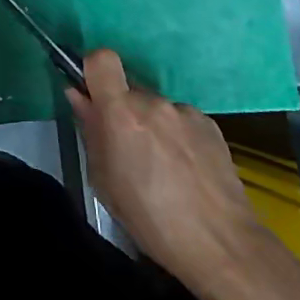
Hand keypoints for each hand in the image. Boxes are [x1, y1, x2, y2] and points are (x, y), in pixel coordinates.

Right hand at [67, 49, 267, 280]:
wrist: (218, 240)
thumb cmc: (149, 219)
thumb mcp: (105, 181)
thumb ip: (91, 132)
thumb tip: (80, 97)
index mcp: (123, 113)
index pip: (102, 59)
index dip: (94, 71)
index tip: (93, 96)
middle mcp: (155, 102)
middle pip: (130, 91)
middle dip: (124, 112)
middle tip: (127, 152)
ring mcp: (186, 110)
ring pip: (157, 108)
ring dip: (152, 126)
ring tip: (162, 168)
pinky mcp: (209, 123)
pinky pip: (181, 120)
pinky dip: (177, 137)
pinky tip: (185, 170)